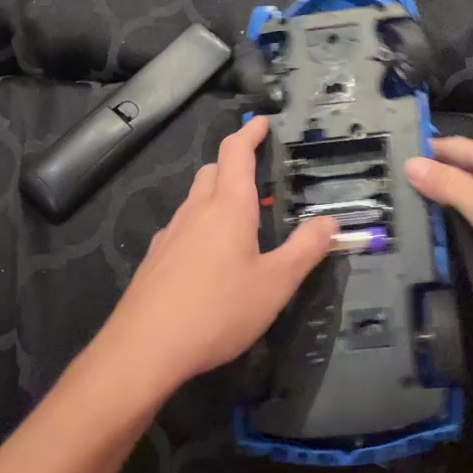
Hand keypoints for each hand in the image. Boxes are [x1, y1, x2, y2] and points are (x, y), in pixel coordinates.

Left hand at [99, 117, 335, 387]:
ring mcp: (171, 234)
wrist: (143, 350)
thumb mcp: (275, 284)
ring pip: (195, 199)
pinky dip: (201, 226)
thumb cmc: (217, 311)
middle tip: (259, 174)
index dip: (250, 133)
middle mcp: (197, 211)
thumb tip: (330, 221)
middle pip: (213, 170)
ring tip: (241, 220)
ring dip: (217, 195)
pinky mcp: (156, 260)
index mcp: (229, 206)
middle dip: (234, 163)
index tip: (262, 122)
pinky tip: (210, 258)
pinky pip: (183, 228)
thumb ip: (305, 250)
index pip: (237, 153)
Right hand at [405, 137, 472, 307]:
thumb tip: (410, 162)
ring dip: (451, 206)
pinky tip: (456, 242)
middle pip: (467, 171)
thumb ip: (449, 186)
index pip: (455, 146)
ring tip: (414, 220)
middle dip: (434, 179)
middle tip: (394, 194)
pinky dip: (470, 227)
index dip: (426, 149)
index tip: (390, 157)